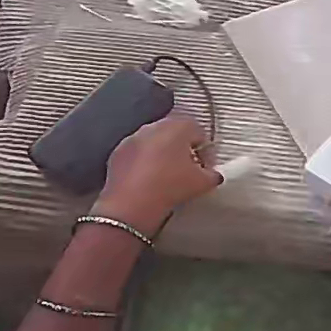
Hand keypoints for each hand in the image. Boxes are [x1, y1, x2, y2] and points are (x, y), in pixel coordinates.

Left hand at [93, 115, 220, 234]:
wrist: (132, 204)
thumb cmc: (170, 187)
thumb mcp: (201, 183)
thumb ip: (212, 175)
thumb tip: (212, 175)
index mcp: (177, 127)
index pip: (197, 131)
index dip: (204, 149)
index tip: (206, 166)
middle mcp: (154, 126)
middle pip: (174, 132)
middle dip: (182, 148)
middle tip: (188, 169)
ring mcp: (133, 138)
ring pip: (153, 141)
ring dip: (161, 153)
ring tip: (166, 176)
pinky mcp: (118, 152)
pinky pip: (136, 153)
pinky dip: (143, 162)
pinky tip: (147, 180)